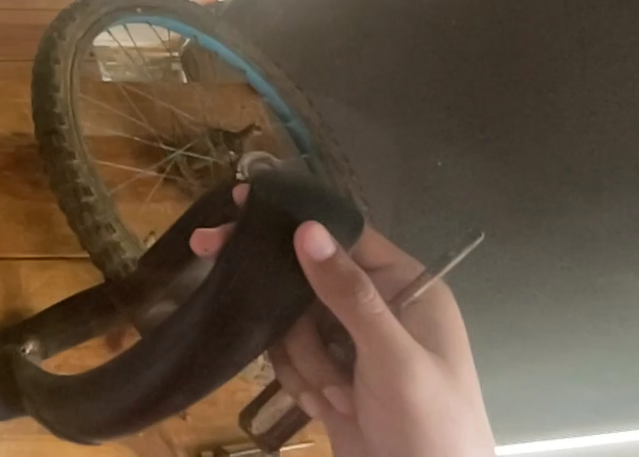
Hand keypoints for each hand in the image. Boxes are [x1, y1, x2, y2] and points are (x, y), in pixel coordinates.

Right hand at [189, 187, 494, 456]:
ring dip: (302, 357)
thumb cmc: (432, 432)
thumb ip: (349, 294)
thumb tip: (307, 228)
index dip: (292, 219)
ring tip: (339, 397)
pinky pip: (286, 350)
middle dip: (278, 295)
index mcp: (407, 288)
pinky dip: (298, 377)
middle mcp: (378, 305)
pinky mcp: (329, 370)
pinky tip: (326, 406)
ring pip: (289, 316)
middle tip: (206, 249)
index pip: (341, 234)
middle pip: (303, 271)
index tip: (240, 205)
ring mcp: (350, 339)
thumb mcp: (395, 362)